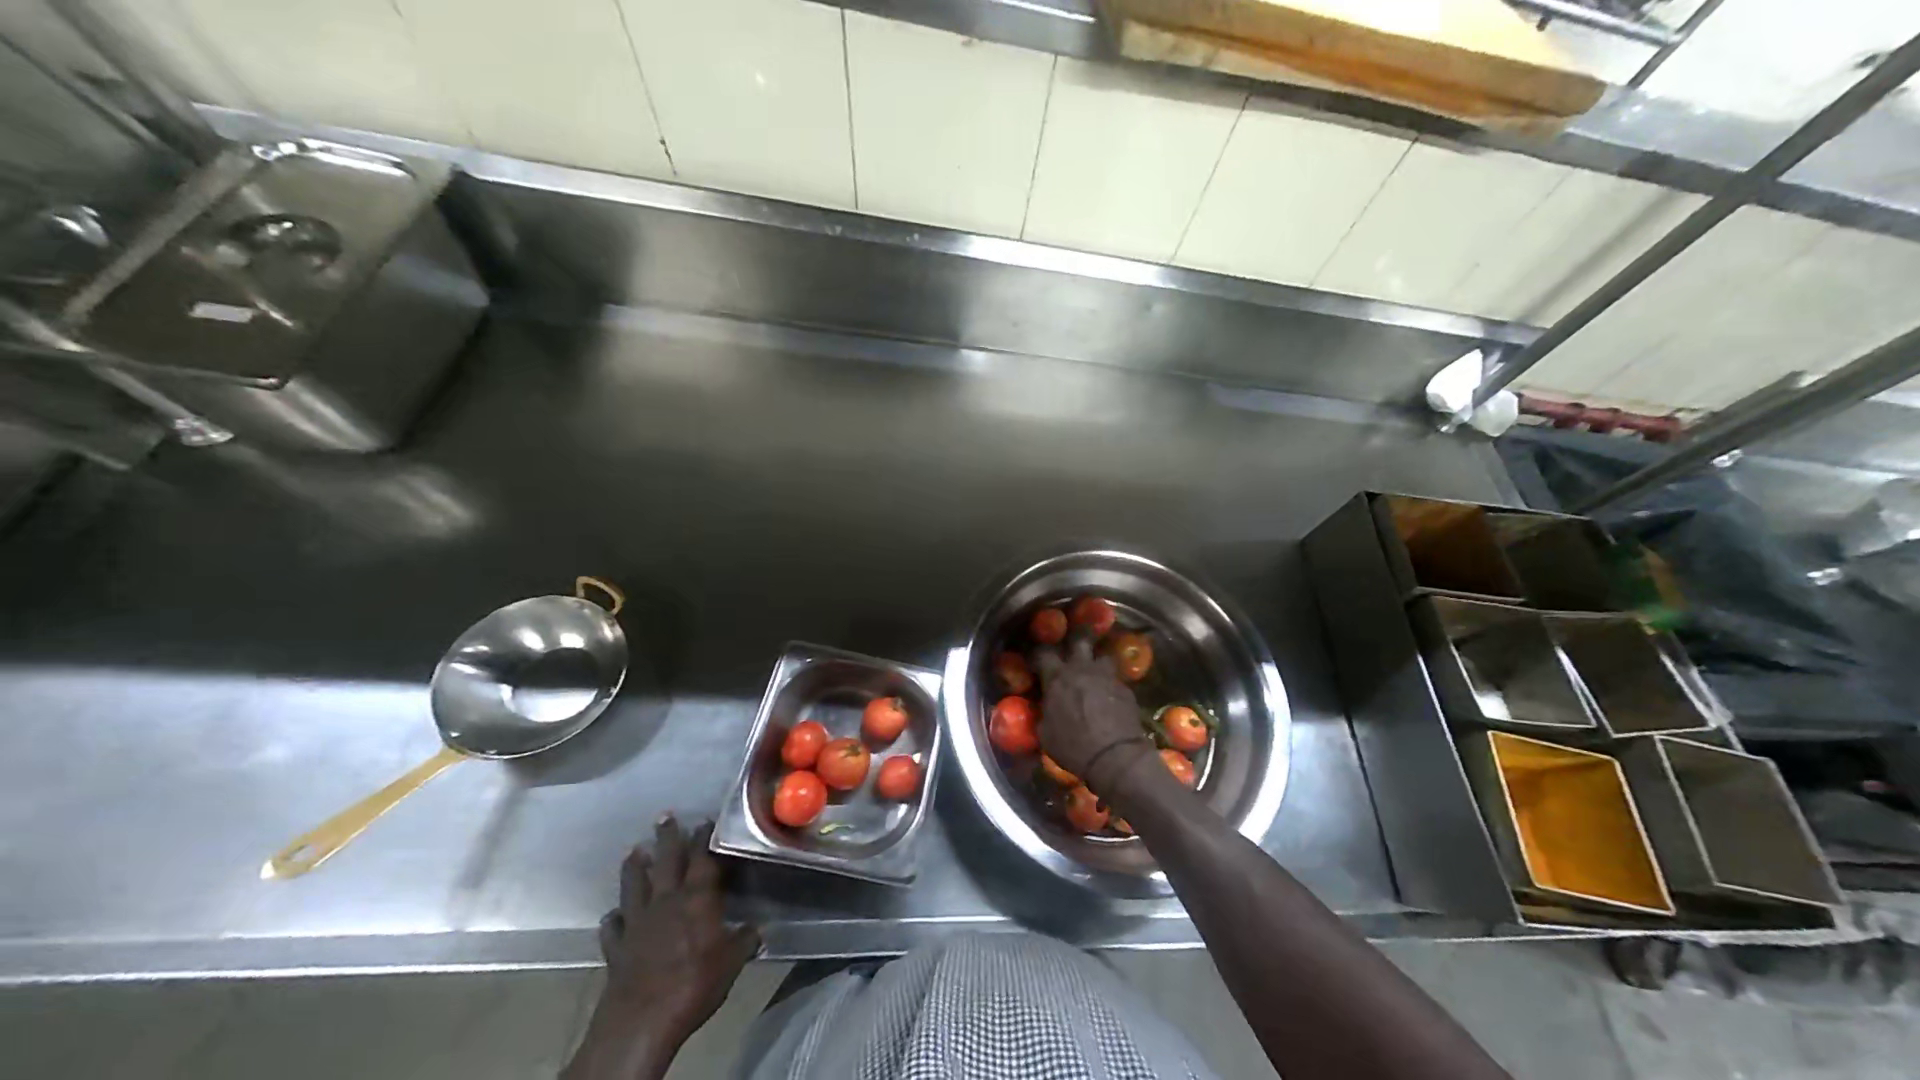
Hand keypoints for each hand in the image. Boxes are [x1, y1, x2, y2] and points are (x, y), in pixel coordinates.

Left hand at [564, 817, 760, 1079]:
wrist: (643, 1018)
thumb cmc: (695, 983)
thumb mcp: (732, 962)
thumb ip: (744, 940)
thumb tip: (758, 929)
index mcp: (697, 899)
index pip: (702, 859)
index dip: (704, 838)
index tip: (705, 821)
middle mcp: (665, 901)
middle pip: (666, 861)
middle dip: (667, 837)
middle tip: (664, 816)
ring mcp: (637, 922)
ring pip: (634, 885)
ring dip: (634, 867)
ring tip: (633, 850)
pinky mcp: (617, 947)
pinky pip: (613, 927)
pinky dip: (613, 919)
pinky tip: (611, 916)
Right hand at [1034, 637, 1147, 786]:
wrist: (1115, 757)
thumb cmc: (1073, 746)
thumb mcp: (1045, 733)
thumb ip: (1043, 713)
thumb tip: (1043, 708)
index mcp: (1057, 677)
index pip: (1043, 652)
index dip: (1038, 654)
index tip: (1036, 662)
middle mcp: (1082, 668)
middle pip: (1079, 640)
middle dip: (1074, 641)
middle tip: (1071, 651)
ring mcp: (1107, 676)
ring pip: (1102, 657)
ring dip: (1096, 662)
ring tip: (1094, 674)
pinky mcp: (1125, 689)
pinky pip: (1115, 679)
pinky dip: (1110, 685)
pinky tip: (1109, 698)